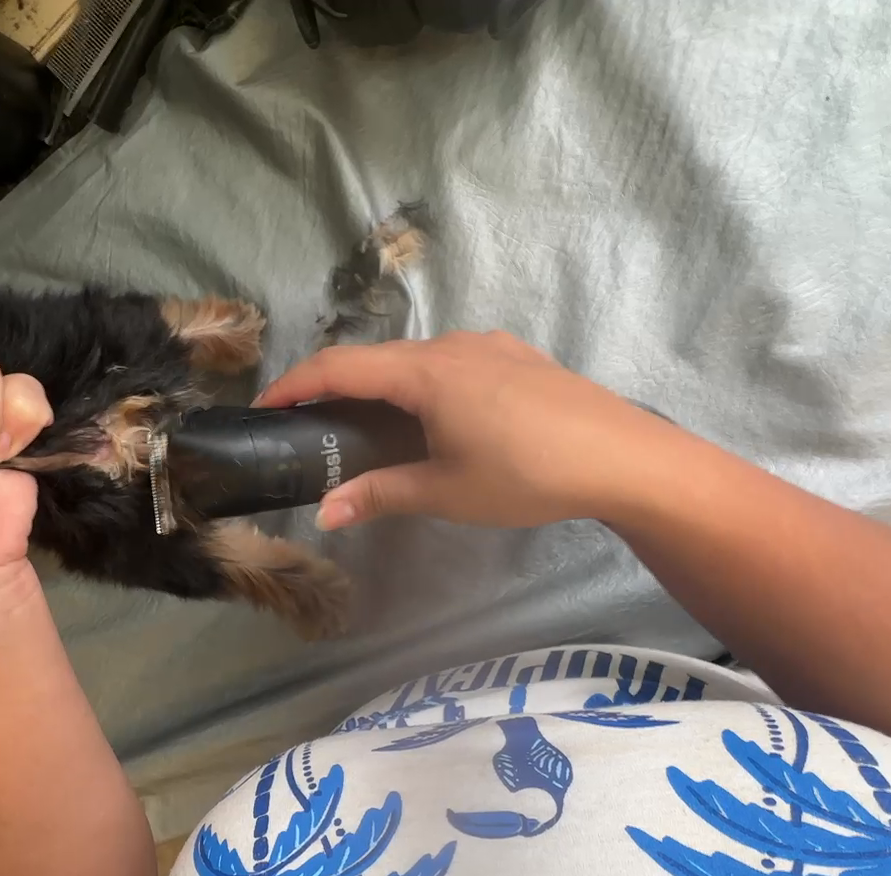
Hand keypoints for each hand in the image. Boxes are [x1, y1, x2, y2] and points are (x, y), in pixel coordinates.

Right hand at [255, 331, 685, 529]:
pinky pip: (448, 361)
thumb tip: (323, 514)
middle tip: (305, 423)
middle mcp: (452, 346)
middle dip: (330, 386)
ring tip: (363, 424)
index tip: (263, 407)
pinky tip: (430, 416)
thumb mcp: (445, 491)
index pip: (339, 367)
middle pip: (373, 358)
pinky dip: (417, 383)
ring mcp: (488, 346)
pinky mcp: (516, 356)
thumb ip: (378, 494)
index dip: (294, 385)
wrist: (627, 458)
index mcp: (425, 373)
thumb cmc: (527, 475)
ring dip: (377, 385)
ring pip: (413, 358)